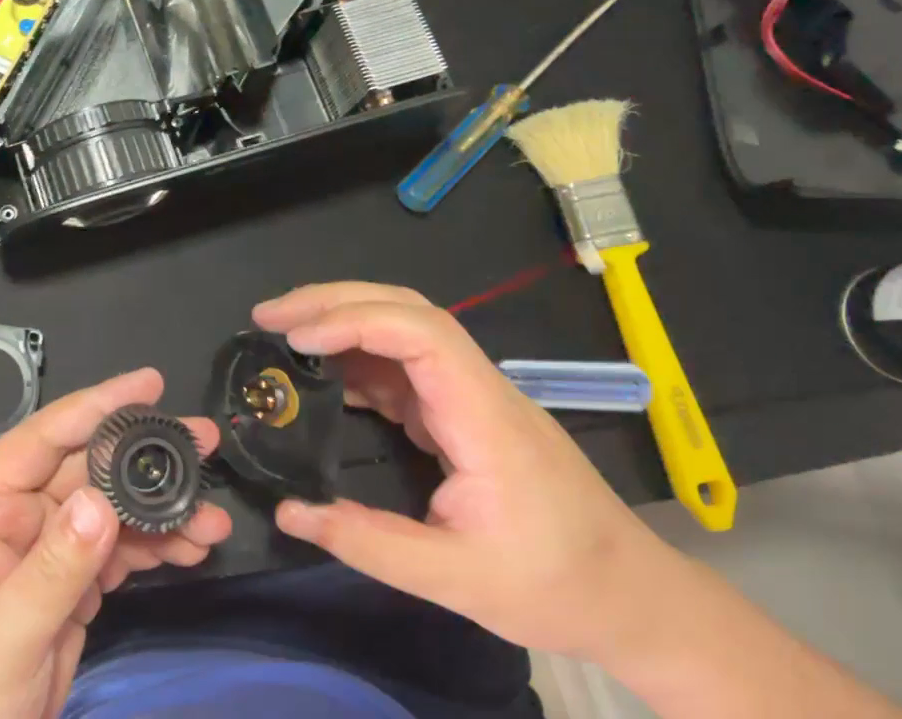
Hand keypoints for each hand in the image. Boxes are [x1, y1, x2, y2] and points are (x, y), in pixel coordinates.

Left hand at [0, 369, 231, 718]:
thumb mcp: (1, 633)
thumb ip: (53, 569)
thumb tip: (102, 500)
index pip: (41, 440)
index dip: (94, 408)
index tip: (148, 385)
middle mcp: (17, 517)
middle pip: (87, 469)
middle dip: (144, 456)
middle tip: (203, 441)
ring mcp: (47, 551)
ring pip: (111, 511)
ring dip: (160, 511)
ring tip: (212, 518)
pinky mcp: (71, 585)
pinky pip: (117, 552)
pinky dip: (154, 549)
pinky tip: (189, 550)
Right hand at [252, 283, 695, 658]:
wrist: (633, 599)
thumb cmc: (555, 587)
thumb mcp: (455, 581)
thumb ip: (368, 544)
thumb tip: (288, 513)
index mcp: (485, 419)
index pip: (421, 335)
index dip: (354, 322)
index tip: (296, 341)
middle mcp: (480, 391)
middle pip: (408, 311)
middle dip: (333, 302)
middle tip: (268, 317)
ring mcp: (473, 399)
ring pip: (404, 331)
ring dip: (341, 322)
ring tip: (281, 335)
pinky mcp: (464, 415)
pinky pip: (403, 369)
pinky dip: (355, 361)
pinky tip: (320, 377)